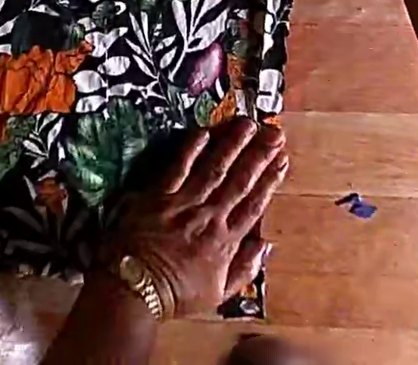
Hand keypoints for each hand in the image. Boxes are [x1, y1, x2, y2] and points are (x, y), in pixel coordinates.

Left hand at [110, 118, 288, 315]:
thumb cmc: (176, 292)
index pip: (254, 205)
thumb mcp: (218, 294)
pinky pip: (179, 167)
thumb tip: (266, 244)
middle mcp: (209, 216)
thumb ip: (244, 269)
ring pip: (214, 168)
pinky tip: (205, 130)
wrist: (135, 288)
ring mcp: (184, 202)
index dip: (270, 180)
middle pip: (239, 180)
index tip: (283, 159)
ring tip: (248, 123)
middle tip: (274, 133)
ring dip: (233, 144)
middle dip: (259, 155)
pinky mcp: (160, 193)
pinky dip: (192, 149)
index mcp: (225, 241)